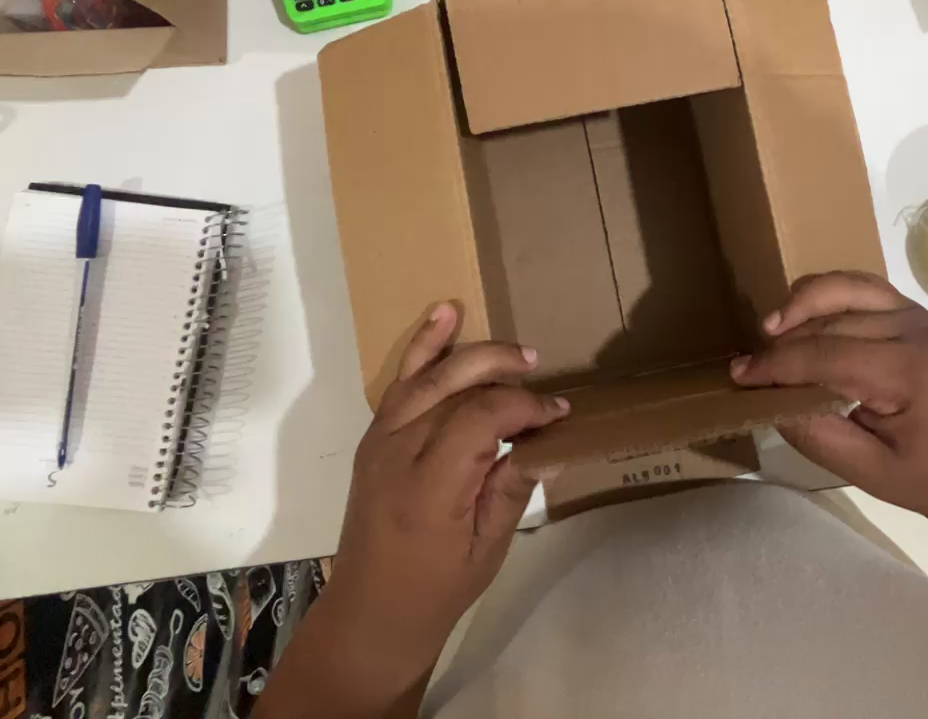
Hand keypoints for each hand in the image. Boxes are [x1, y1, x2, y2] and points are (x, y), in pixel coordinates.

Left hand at [316, 302, 568, 665]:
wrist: (369, 613)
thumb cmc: (437, 589)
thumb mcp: (489, 548)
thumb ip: (514, 485)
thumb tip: (548, 436)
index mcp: (430, 488)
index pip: (481, 418)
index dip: (524, 407)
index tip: (558, 413)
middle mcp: (398, 453)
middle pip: (454, 386)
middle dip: (502, 369)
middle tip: (539, 369)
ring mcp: (379, 440)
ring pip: (428, 376)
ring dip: (471, 354)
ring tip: (514, 351)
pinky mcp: (373, 436)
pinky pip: (400, 382)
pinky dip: (424, 346)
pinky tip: (446, 314)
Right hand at [730, 271, 927, 527]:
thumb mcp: (869, 471)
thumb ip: (815, 432)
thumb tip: (769, 397)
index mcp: (910, 372)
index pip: (826, 354)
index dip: (776, 365)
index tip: (739, 377)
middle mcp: (915, 331)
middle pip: (829, 320)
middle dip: (782, 342)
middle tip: (749, 367)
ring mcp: (916, 315)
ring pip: (842, 290)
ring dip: (801, 306)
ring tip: (769, 332)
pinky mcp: (913, 312)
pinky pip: (860, 286)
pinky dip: (826, 292)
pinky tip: (802, 312)